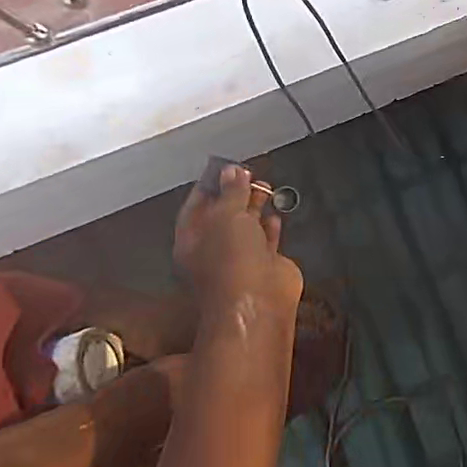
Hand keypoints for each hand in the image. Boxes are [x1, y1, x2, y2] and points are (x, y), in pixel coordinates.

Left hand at [173, 163, 302, 328]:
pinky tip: (274, 214)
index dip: (210, 184)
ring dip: (255, 207)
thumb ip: (231, 193)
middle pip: (223, 214)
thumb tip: (232, 171)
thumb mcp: (227, 217)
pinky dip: (270, 226)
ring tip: (266, 187)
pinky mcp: (265, 264)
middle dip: (235, 194)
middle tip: (250, 173)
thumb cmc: (233, 259)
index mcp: (192, 238)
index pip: (197, 204)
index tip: (225, 166)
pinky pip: (266, 239)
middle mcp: (213, 248)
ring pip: (246, 226)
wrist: (259, 300)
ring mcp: (240, 257)